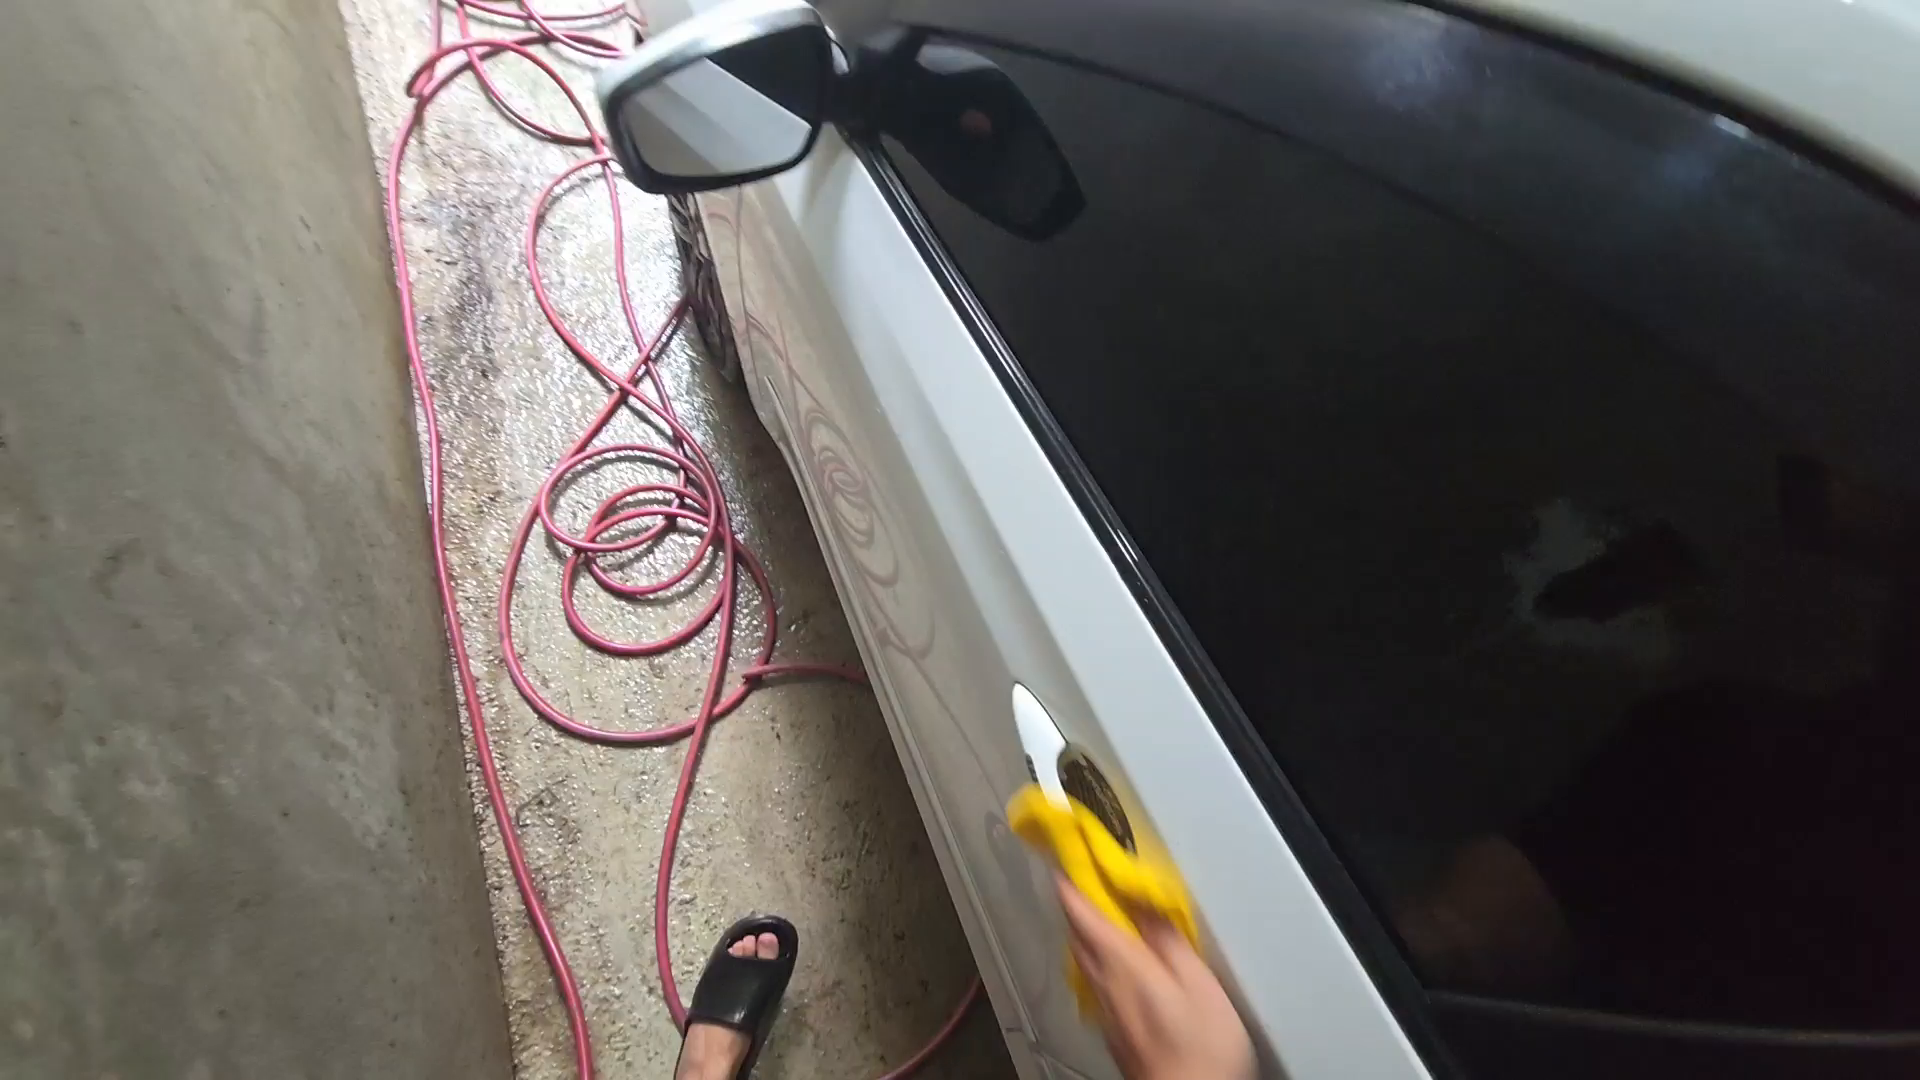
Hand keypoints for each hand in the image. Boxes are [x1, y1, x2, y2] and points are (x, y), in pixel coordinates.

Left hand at [1057, 875, 1255, 1079]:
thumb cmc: (1200, 1042)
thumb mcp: (1196, 981)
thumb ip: (1166, 937)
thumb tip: (1140, 897)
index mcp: (1119, 962)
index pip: (1081, 913)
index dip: (1068, 884)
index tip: (1061, 860)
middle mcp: (1103, 982)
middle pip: (1076, 935)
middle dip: (1076, 905)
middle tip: (1084, 880)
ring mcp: (1105, 1010)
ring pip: (1083, 958)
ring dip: (1085, 932)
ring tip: (1101, 914)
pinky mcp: (1114, 1031)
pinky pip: (1095, 980)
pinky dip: (1097, 958)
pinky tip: (1116, 961)